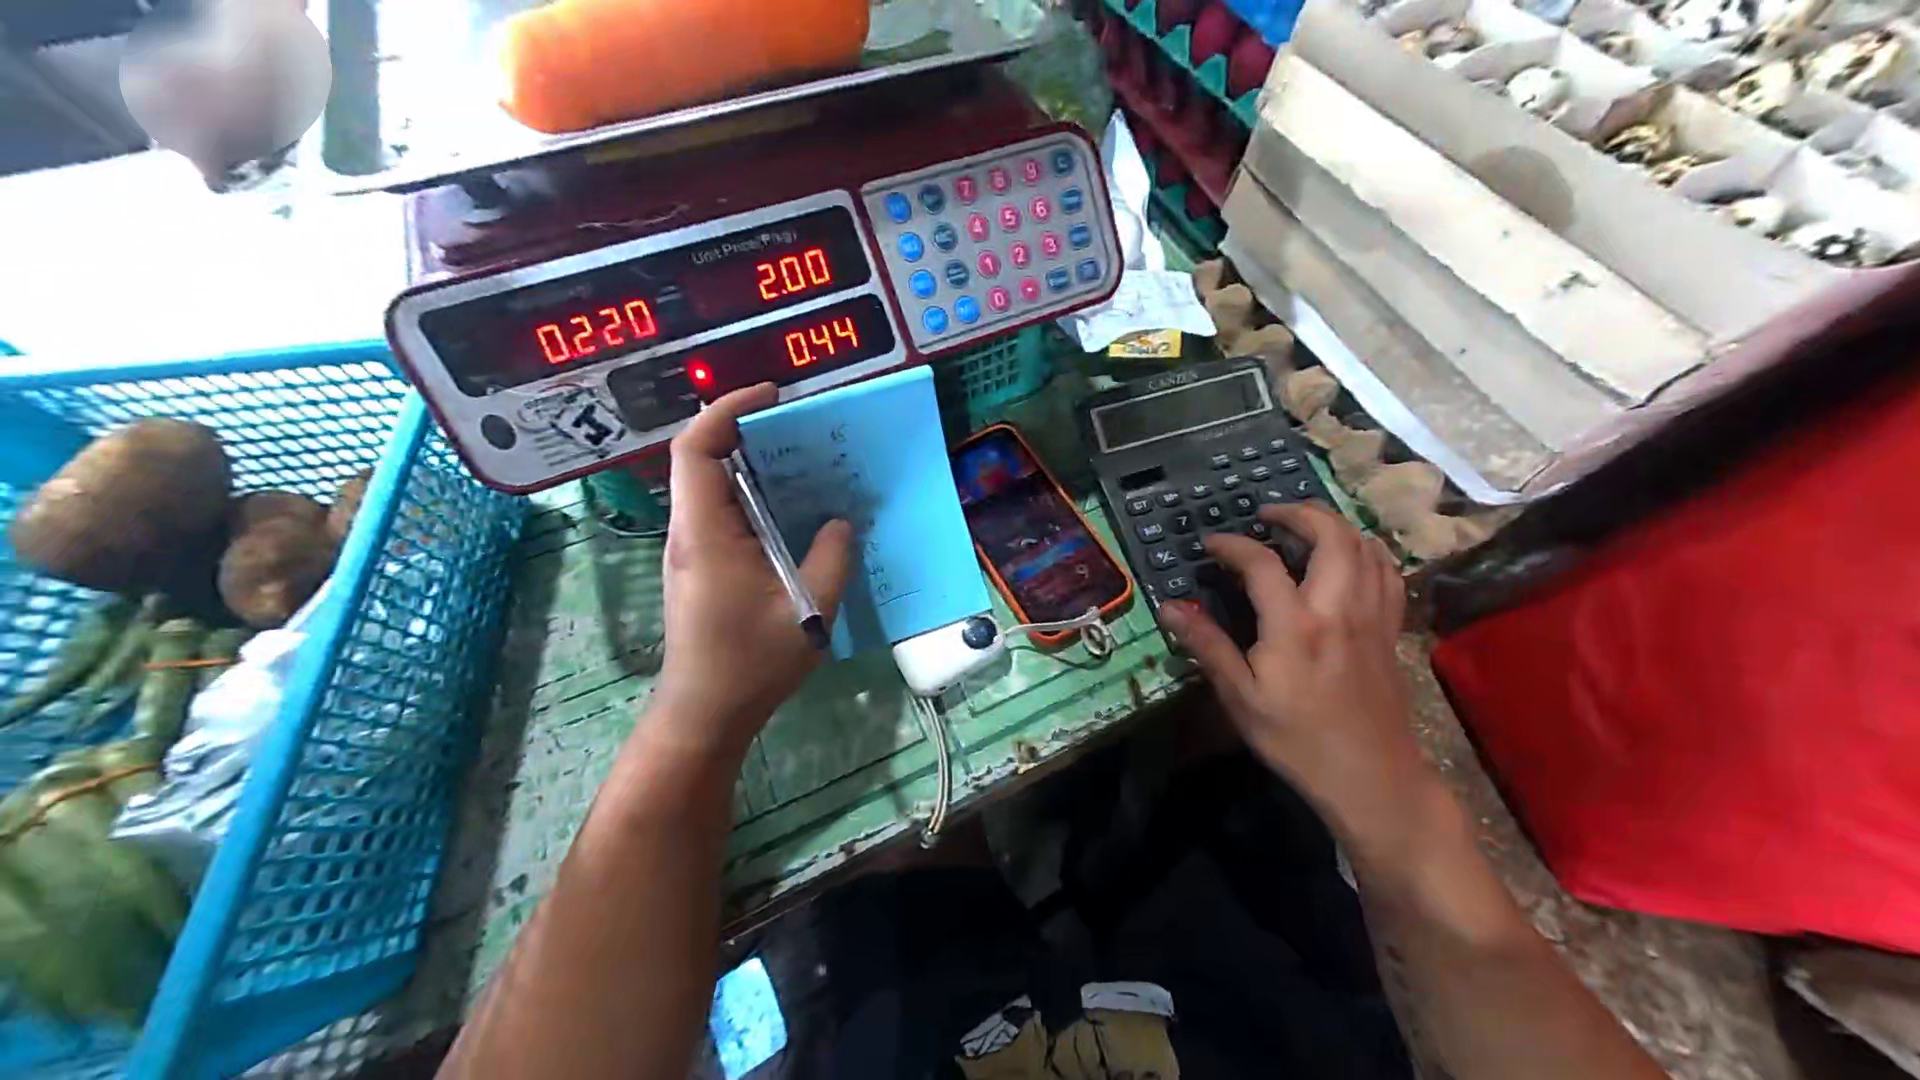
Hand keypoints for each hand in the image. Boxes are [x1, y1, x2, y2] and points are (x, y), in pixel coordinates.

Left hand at [649, 384, 852, 760]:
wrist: (706, 711)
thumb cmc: (750, 662)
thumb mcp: (808, 609)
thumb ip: (831, 557)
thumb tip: (839, 522)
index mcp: (706, 533)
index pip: (697, 450)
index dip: (727, 411)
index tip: (770, 395)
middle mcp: (691, 532)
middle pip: (705, 461)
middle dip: (749, 432)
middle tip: (802, 428)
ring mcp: (695, 549)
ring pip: (716, 488)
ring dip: (756, 467)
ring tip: (806, 463)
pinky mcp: (705, 566)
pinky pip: (727, 515)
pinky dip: (758, 499)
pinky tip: (795, 513)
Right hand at [1158, 503, 1438, 846]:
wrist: (1373, 779)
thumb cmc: (1297, 740)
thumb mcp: (1240, 697)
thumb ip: (1206, 645)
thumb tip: (1169, 607)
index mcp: (1296, 625)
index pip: (1262, 563)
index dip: (1232, 545)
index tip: (1211, 544)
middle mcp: (1340, 608)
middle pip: (1331, 535)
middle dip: (1298, 513)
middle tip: (1268, 514)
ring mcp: (1373, 616)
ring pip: (1366, 547)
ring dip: (1335, 524)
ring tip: (1305, 525)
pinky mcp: (1390, 630)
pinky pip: (1387, 572)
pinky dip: (1367, 550)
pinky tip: (1349, 556)